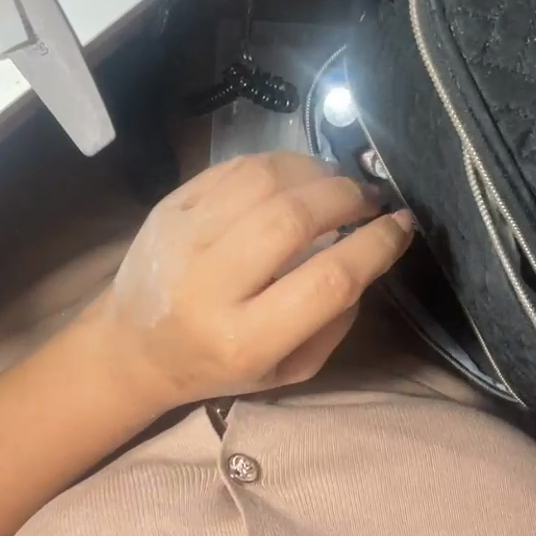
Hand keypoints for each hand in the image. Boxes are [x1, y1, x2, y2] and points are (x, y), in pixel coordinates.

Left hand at [85, 153, 413, 413]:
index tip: (401, 227)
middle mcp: (209, 285)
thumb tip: (365, 255)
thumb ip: (333, 322)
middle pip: (293, 219)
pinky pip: (234, 167)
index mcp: (244, 339)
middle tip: (370, 199)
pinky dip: (279, 164)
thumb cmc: (219, 367)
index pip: (326, 280)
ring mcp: (182, 238)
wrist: (134, 348)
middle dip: (347, 197)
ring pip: (263, 180)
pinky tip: (297, 178)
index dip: (375, 246)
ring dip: (316, 172)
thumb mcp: (286, 371)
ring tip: (337, 184)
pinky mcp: (167, 206)